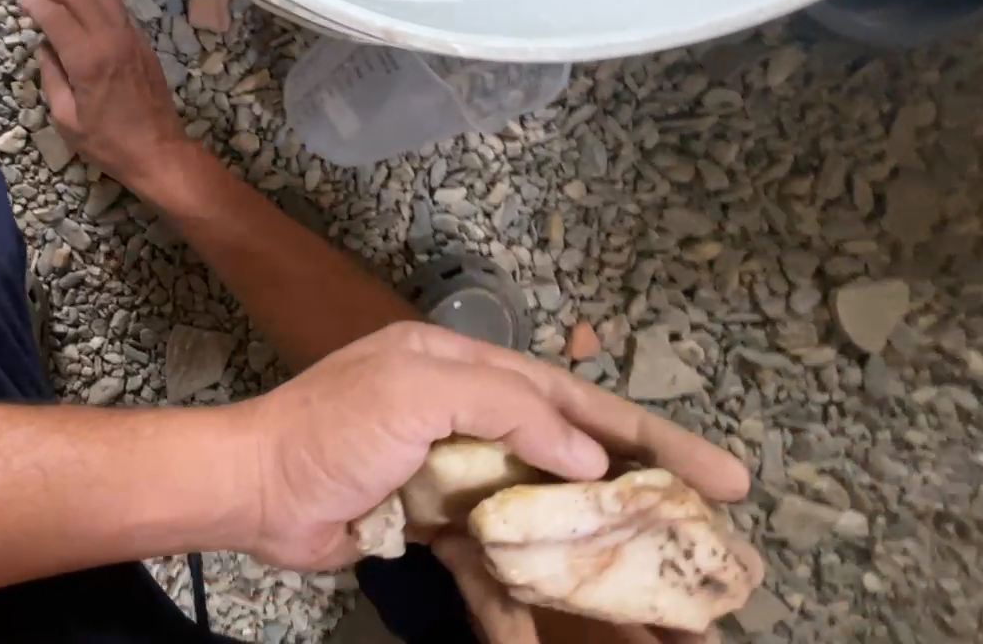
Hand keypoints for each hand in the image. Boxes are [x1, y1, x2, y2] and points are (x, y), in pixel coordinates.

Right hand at [19, 0, 193, 194]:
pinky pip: (120, 11)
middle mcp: (111, 39)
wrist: (157, 151)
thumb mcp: (66, 119)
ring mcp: (132, 38)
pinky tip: (89, 13)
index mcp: (87, 59)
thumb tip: (44, 49)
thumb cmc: (107, 142)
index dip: (36, 4)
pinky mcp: (145, 44)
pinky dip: (100, 3)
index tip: (22, 1)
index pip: (56, 16)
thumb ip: (51, 78)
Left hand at [226, 320, 750, 582]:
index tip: (724, 477)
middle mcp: (453, 410)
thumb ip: (501, 403)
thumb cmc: (331, 430)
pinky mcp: (428, 519)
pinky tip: (542, 633)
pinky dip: (518, 594)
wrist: (258, 489)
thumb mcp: (412, 390)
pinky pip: (491, 557)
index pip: (563, 393)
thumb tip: (587, 454)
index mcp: (450, 365)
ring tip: (666, 612)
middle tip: (716, 545)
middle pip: (563, 453)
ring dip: (593, 557)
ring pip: (538, 511)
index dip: (643, 432)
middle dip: (635, 498)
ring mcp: (443, 469)